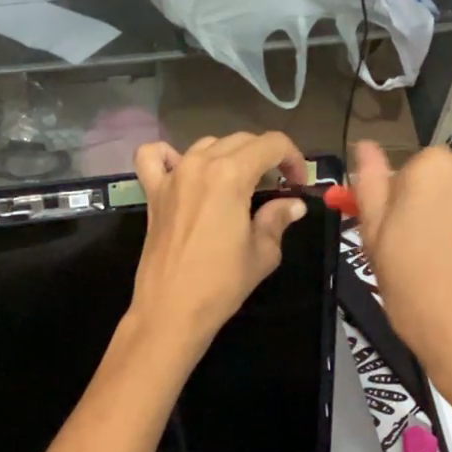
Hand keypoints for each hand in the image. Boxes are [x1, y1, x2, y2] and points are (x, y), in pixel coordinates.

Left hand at [127, 132, 309, 347]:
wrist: (172, 310)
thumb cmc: (221, 284)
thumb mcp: (262, 253)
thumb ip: (277, 219)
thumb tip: (293, 205)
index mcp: (231, 174)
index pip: (272, 144)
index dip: (294, 158)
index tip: (298, 183)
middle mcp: (200, 164)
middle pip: (241, 141)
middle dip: (265, 158)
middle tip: (275, 189)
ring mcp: (172, 176)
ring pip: (206, 145)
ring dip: (228, 157)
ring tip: (239, 184)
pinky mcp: (153, 193)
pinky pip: (154, 156)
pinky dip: (169, 155)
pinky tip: (183, 170)